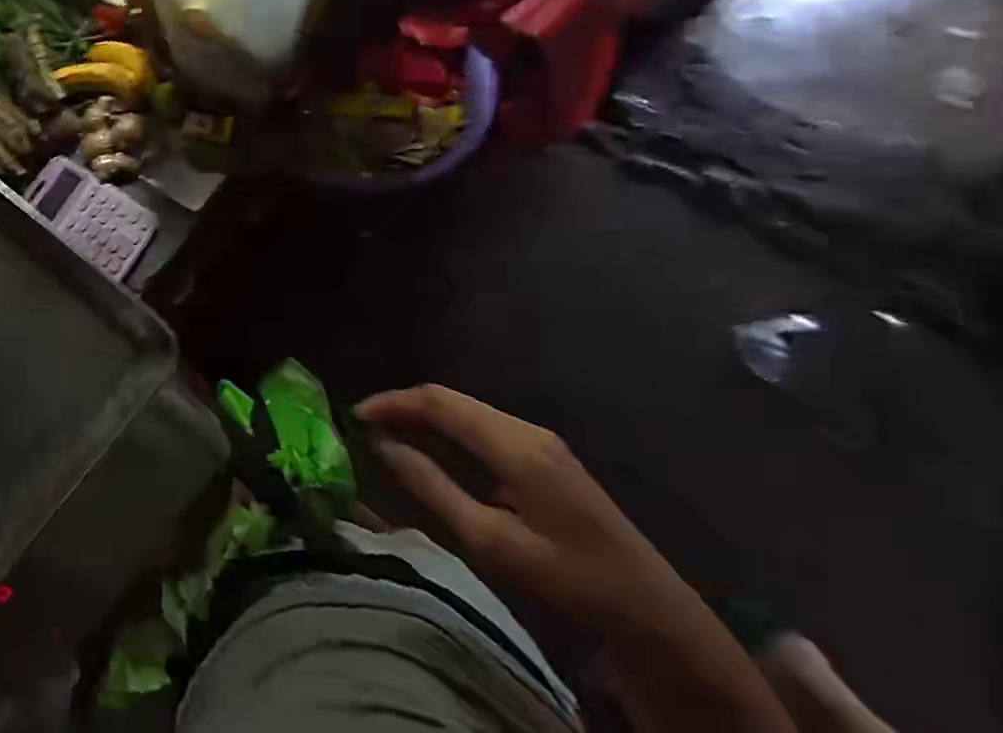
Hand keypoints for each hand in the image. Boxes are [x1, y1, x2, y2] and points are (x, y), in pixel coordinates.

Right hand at [355, 385, 703, 633]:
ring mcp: (536, 438)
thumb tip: (383, 447)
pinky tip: (427, 448)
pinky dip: (445, 430)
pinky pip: (480, 426)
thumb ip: (432, 487)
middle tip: (362, 427)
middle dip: (401, 406)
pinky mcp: (541, 453)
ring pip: (464, 410)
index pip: (438, 402)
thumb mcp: (490, 540)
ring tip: (383, 436)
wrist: (649, 604)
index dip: (392, 403)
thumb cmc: (567, 576)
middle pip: (449, 399)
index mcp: (513, 445)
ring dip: (421, 417)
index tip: (354, 416)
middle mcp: (524, 428)